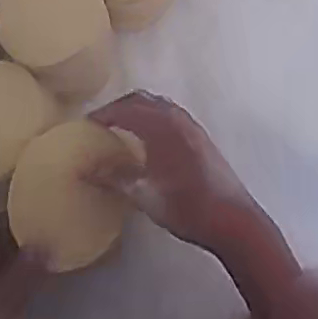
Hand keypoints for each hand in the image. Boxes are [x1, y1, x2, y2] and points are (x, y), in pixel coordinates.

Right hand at [86, 90, 257, 251]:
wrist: (232, 218)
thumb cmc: (186, 207)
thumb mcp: (145, 195)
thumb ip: (116, 177)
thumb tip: (86, 169)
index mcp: (161, 125)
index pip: (125, 109)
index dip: (103, 114)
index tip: (85, 124)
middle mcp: (176, 117)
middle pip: (141, 99)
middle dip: (118, 107)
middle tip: (100, 122)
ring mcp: (190, 124)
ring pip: (157, 104)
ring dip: (137, 109)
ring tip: (119, 127)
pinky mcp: (199, 135)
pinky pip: (169, 113)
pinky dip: (152, 116)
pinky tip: (146, 138)